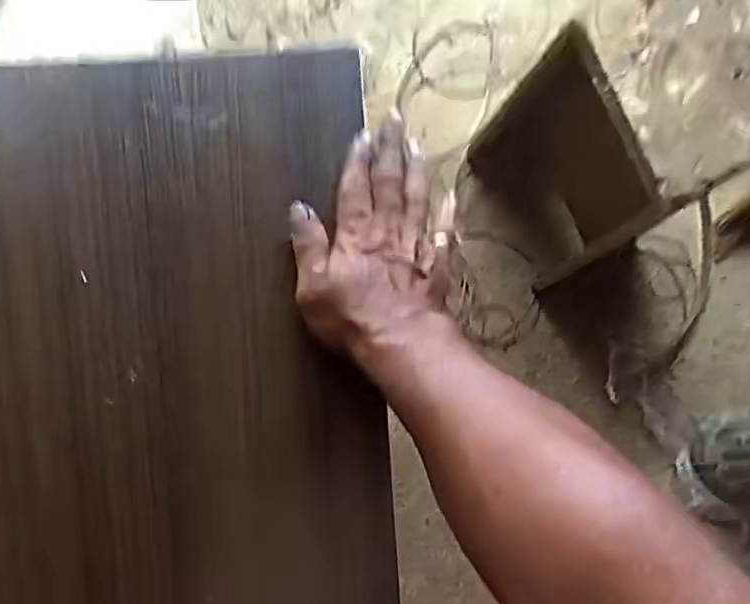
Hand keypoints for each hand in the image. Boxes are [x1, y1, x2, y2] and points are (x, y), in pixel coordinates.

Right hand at [289, 116, 455, 358]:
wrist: (397, 337)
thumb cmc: (347, 316)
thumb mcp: (311, 285)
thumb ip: (307, 246)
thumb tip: (298, 210)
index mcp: (354, 236)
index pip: (354, 190)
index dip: (357, 161)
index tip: (362, 134)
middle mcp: (387, 231)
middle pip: (388, 183)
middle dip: (389, 150)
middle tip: (394, 119)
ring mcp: (414, 244)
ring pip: (416, 197)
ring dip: (416, 168)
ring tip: (416, 143)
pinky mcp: (434, 263)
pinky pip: (443, 229)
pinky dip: (447, 209)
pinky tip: (451, 193)